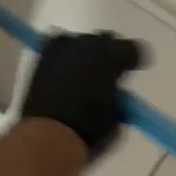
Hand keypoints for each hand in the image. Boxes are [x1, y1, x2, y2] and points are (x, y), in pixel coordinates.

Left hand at [19, 32, 147, 159]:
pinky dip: (63, 56)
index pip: (131, 49)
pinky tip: (63, 70)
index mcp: (113, 57)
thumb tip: (116, 93)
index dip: (132, 61)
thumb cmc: (89, 131)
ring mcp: (64, 48)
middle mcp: (89, 44)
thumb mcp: (117, 116)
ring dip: (85, 54)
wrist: (49, 135)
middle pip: (105, 40)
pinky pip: (57, 47)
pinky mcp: (44, 56)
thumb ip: (120, 97)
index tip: (131, 70)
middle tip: (105, 73)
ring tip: (82, 73)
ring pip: (80, 42)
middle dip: (108, 54)